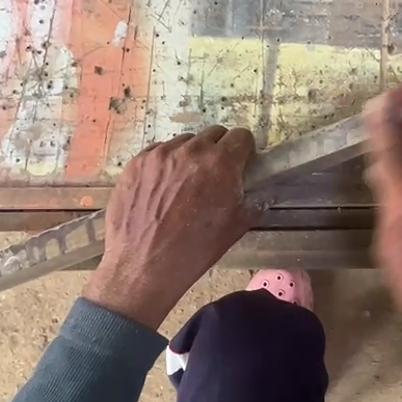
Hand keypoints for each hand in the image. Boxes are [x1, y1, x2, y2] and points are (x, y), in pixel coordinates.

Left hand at [82, 126, 256, 328]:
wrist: (143, 267)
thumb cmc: (195, 249)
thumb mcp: (236, 227)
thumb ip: (255, 201)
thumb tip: (265, 191)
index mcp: (220, 163)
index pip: (241, 136)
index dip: (244, 151)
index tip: (240, 165)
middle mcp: (191, 151)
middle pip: (213, 134)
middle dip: (218, 150)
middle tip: (214, 175)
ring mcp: (159, 155)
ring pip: (185, 142)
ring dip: (191, 156)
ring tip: (184, 183)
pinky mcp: (135, 163)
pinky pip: (158, 152)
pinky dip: (165, 163)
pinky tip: (162, 187)